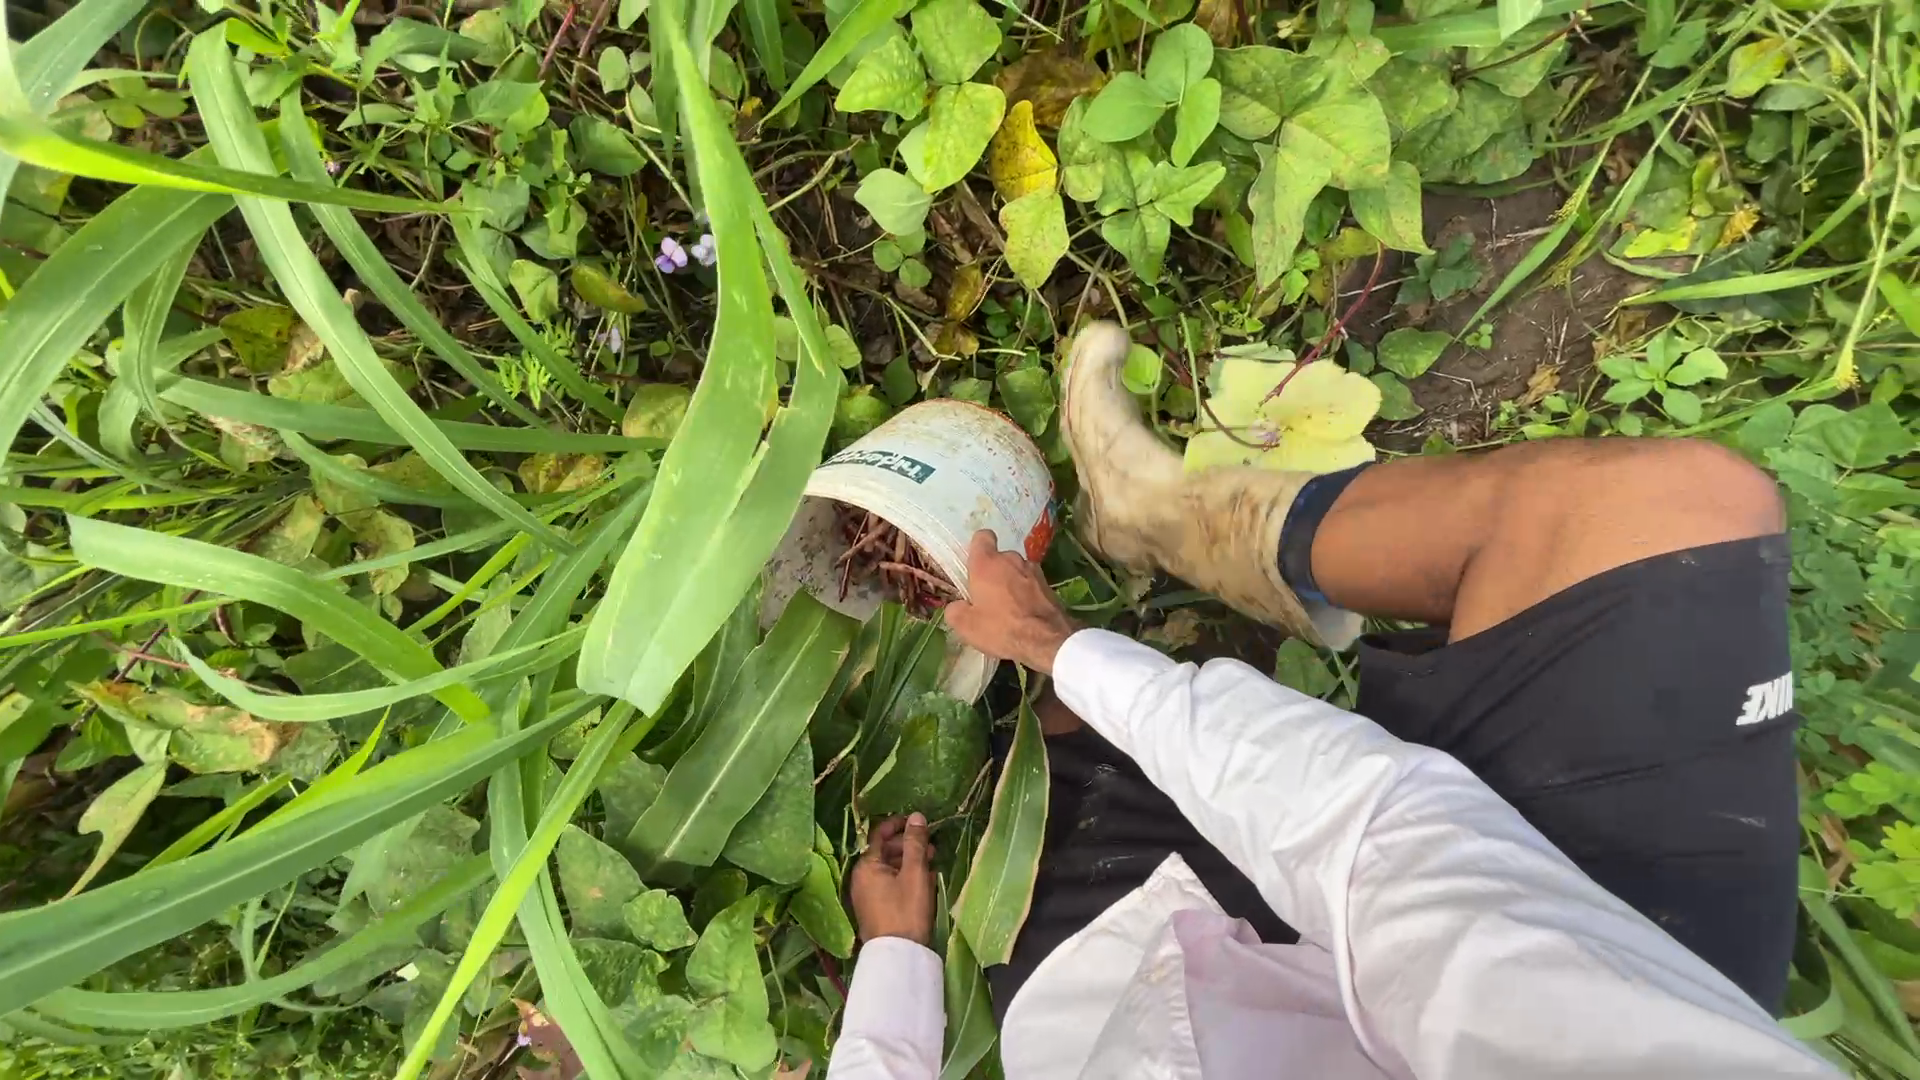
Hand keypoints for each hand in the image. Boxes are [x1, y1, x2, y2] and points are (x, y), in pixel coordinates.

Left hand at [849, 814, 934, 945]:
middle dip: (909, 845)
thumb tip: (916, 816)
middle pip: (885, 850)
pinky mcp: (875, 908)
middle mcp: (862, 877)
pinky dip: (905, 878)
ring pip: (890, 868)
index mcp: (866, 865)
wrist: (899, 958)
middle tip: (931, 847)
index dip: (899, 824)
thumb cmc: (906, 911)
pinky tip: (923, 883)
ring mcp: (867, 894)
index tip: (918, 822)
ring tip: (932, 864)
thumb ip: (915, 843)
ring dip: (910, 862)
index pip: (879, 833)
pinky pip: (890, 884)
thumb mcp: (914, 873)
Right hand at [945, 530, 1078, 674]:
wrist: (1047, 641)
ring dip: (1012, 582)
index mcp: (986, 563)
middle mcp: (1011, 560)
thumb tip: (957, 606)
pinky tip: (1025, 613)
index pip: (982, 537)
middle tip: (988, 597)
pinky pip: (1031, 583)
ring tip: (1009, 607)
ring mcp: (1033, 570)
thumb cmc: (1001, 628)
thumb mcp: (967, 626)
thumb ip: (955, 611)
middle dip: (994, 573)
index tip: (975, 565)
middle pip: (999, 558)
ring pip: (1017, 570)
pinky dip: (1027, 593)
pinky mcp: (1049, 584)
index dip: (978, 547)